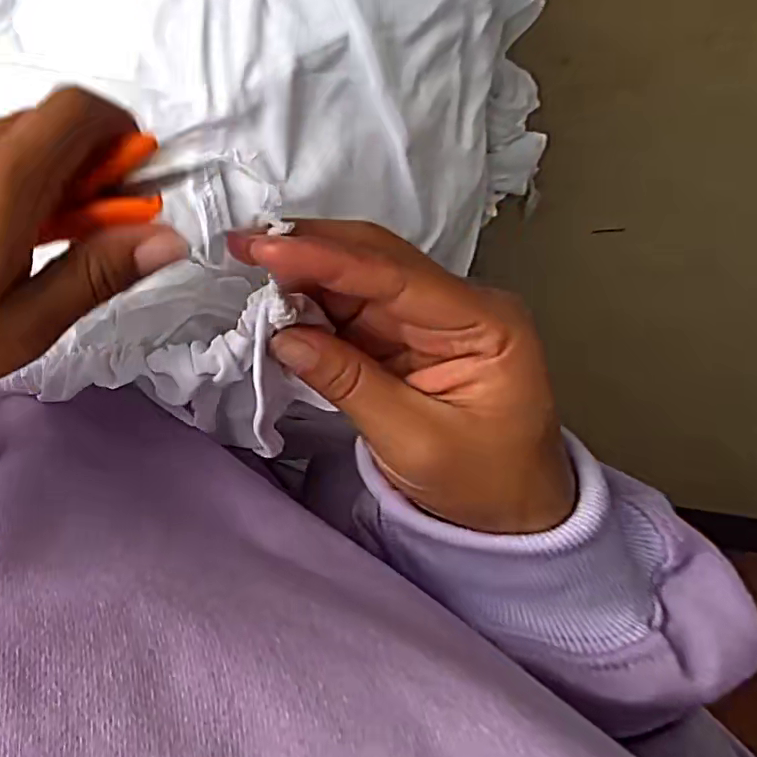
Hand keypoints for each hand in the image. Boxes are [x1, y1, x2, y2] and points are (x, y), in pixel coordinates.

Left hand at [0, 88, 188, 409]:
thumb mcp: (31, 320)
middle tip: (108, 216)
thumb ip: (102, 269)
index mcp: (2, 182)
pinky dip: (28, 170)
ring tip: (66, 228)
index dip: (121, 130)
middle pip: (55, 118)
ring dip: (63, 164)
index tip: (136, 179)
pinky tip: (23, 226)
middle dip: (97, 155)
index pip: (78, 110)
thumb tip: (169, 238)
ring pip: (26, 132)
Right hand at [233, 221, 573, 533]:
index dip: (325, 257)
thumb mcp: (415, 443)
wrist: (511, 513)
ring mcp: (423, 314)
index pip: (393, 274)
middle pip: (373, 257)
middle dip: (308, 246)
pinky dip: (308, 299)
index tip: (267, 248)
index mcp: (482, 322)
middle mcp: (453, 303)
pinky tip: (278, 297)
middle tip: (246, 244)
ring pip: (354, 273)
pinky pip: (346, 303)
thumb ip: (349, 382)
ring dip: (302, 270)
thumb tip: (284, 336)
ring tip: (250, 265)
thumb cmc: (484, 484)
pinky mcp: (398, 330)